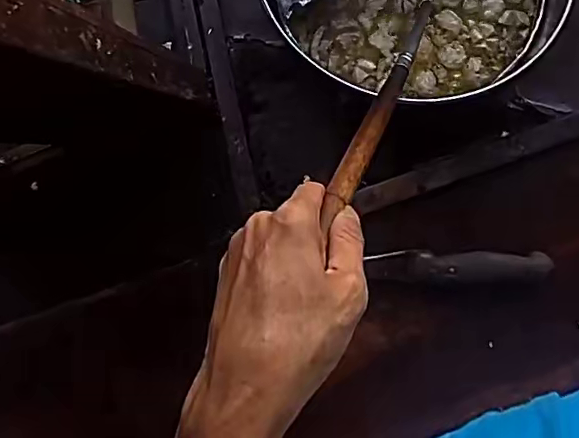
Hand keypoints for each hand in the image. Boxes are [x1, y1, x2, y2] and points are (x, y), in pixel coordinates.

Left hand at [178, 182, 366, 437]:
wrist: (243, 389)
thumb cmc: (294, 347)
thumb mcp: (349, 293)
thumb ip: (351, 242)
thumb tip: (347, 217)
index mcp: (290, 224)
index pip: (316, 189)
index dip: (332, 211)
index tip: (339, 234)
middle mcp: (259, 227)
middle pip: (296, 217)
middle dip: (312, 241)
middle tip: (323, 285)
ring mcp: (239, 249)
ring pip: (277, 241)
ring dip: (290, 262)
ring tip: (298, 308)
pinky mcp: (227, 272)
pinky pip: (259, 260)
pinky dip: (270, 278)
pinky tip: (278, 314)